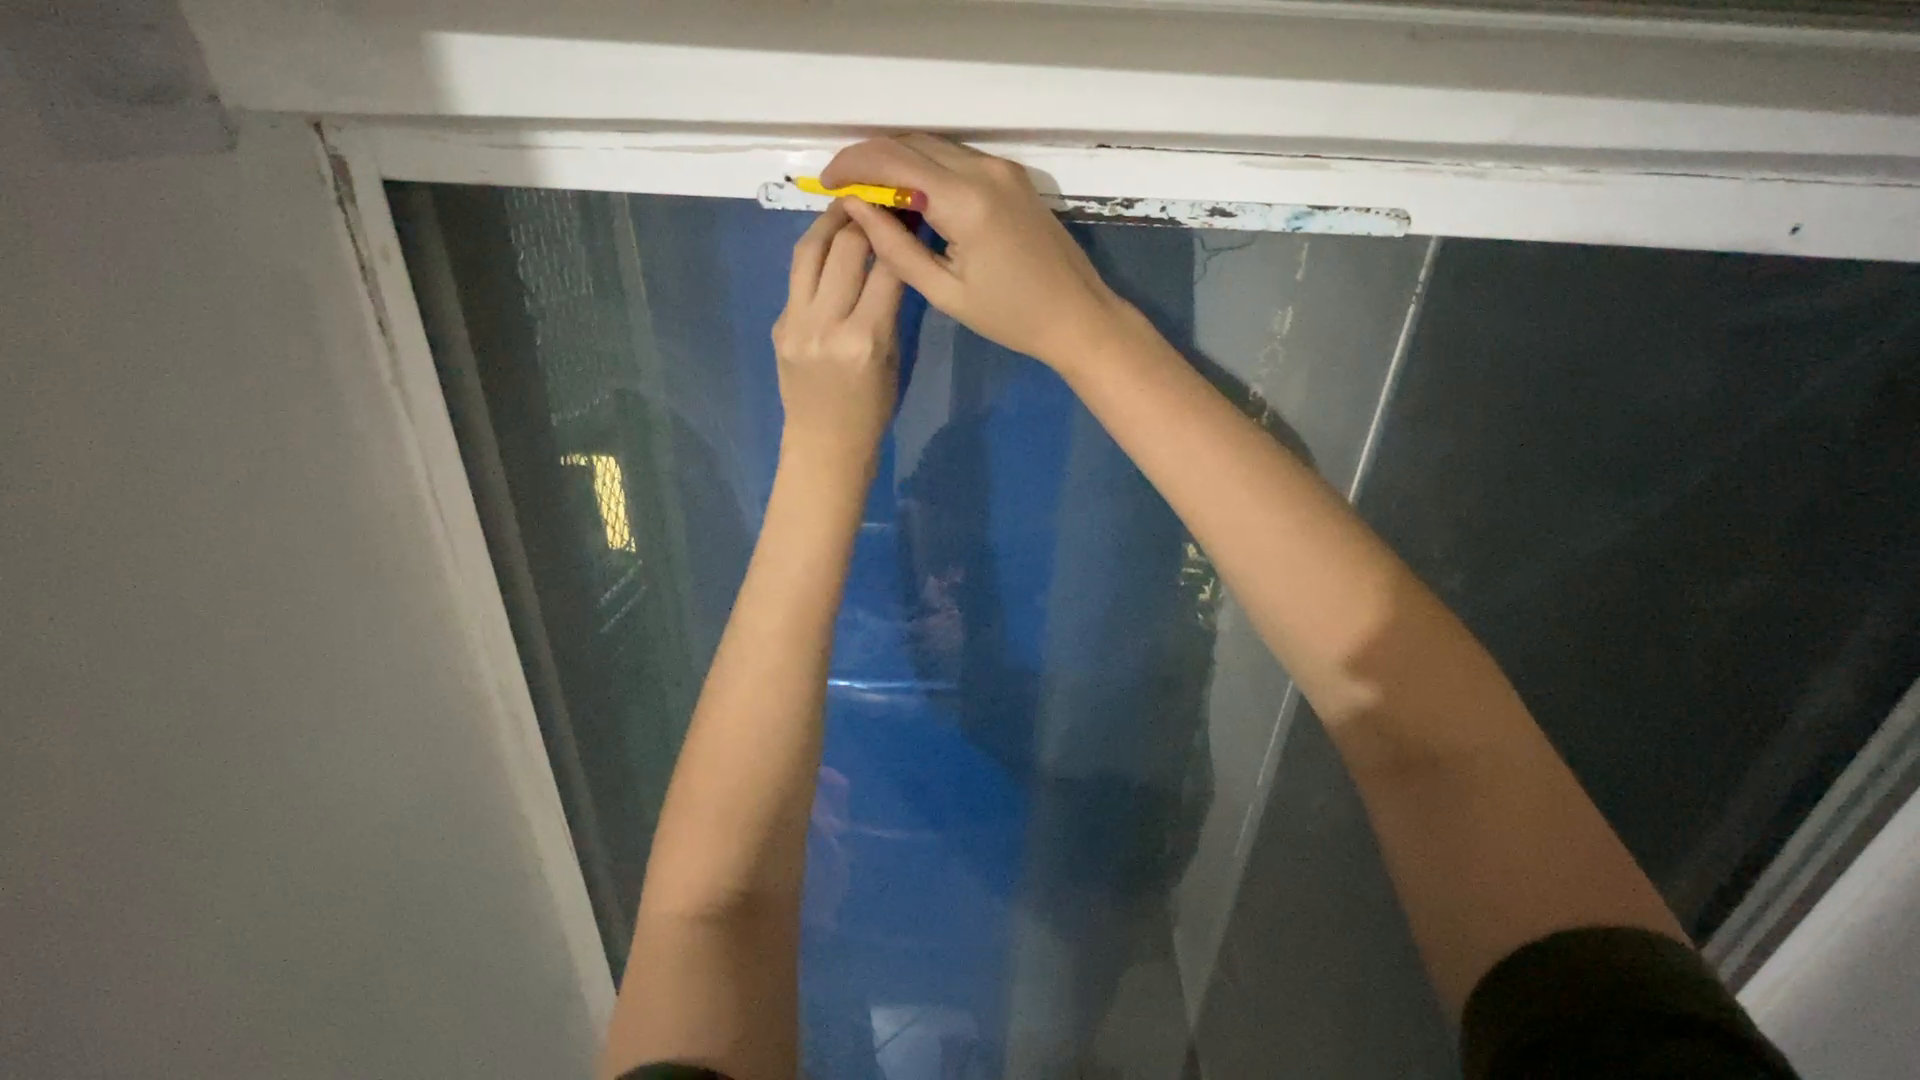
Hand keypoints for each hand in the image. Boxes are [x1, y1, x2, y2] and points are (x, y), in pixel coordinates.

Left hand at [772, 202, 903, 464]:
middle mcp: (826, 325)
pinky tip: (830, 243)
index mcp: (866, 339)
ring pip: (810, 249)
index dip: (901, 233)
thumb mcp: (894, 359)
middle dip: (865, 215)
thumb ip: (890, 308)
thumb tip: (894, 257)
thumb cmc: (873, 411)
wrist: (825, 446)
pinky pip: (798, 276)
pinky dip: (815, 253)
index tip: (912, 213)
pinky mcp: (778, 324)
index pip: (887, 267)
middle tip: (881, 198)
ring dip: (831, 221)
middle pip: (845, 245)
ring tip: (849, 207)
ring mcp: (795, 323)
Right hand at [821, 134, 1131, 370]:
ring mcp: (1002, 169)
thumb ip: (896, 247)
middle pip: (911, 144)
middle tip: (842, 189)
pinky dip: (925, 169)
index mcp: (965, 201)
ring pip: (934, 147)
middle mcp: (984, 170)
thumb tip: (856, 208)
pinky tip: (909, 197)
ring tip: (869, 194)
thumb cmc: (1010, 316)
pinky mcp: (1012, 176)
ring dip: (897, 162)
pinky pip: (957, 160)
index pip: (893, 161)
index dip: (853, 166)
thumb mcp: (945, 291)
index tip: (826, 184)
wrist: (1078, 315)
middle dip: (870, 159)